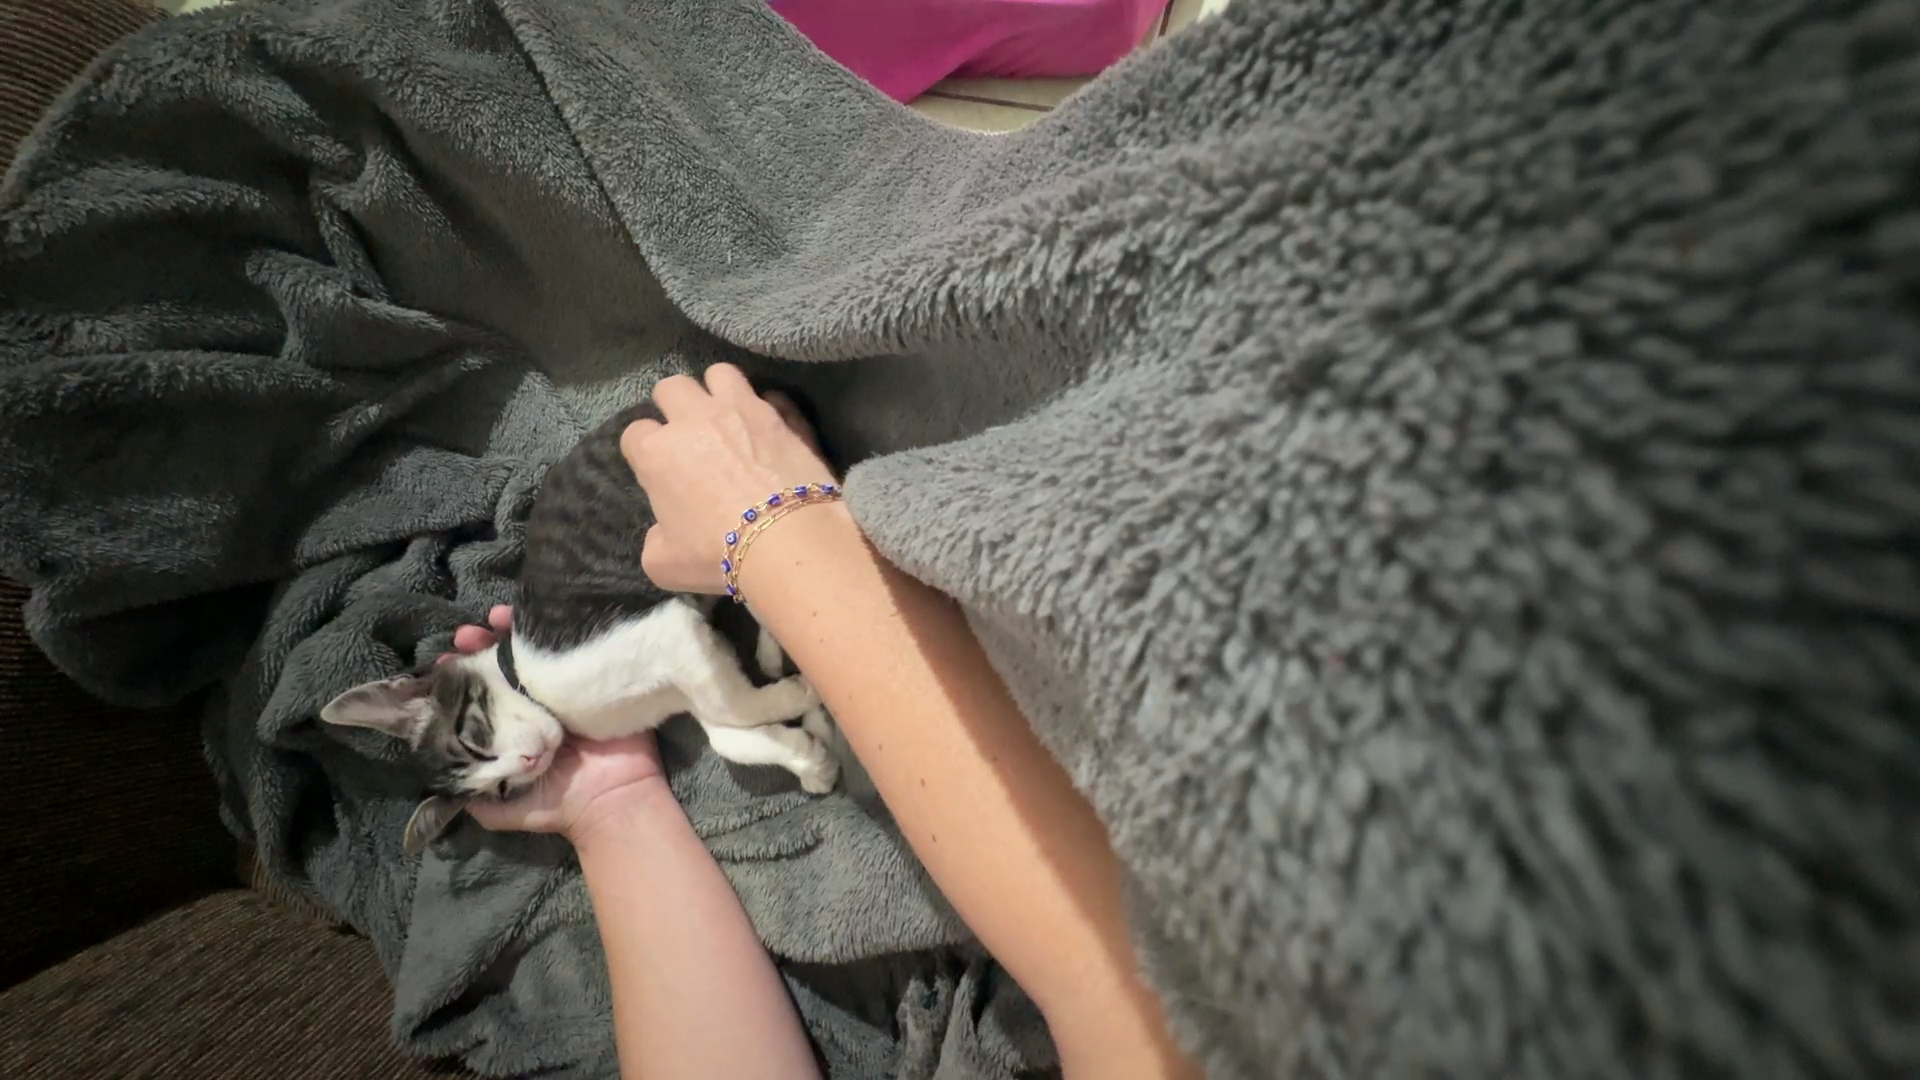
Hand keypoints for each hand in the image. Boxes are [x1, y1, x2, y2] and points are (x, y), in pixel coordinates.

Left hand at [443, 606, 672, 841]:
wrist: (613, 797)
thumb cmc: (556, 803)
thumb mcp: (495, 806)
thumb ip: (464, 787)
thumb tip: (428, 765)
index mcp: (508, 728)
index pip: (477, 694)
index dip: (459, 676)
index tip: (443, 662)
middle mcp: (533, 705)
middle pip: (502, 666)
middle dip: (481, 646)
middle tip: (466, 635)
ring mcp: (564, 689)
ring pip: (534, 652)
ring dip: (513, 632)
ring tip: (494, 617)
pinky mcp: (593, 679)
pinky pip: (574, 649)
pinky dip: (558, 631)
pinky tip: (540, 617)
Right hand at [620, 364, 838, 593]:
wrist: (790, 542)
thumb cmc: (719, 555)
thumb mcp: (664, 564)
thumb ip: (655, 539)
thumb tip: (665, 530)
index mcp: (658, 452)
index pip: (635, 433)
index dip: (646, 450)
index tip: (661, 469)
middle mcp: (696, 419)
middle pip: (672, 388)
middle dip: (674, 405)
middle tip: (690, 433)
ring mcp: (744, 410)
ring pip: (720, 373)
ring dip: (719, 390)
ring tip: (729, 414)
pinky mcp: (785, 416)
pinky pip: (773, 396)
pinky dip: (771, 408)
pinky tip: (773, 427)